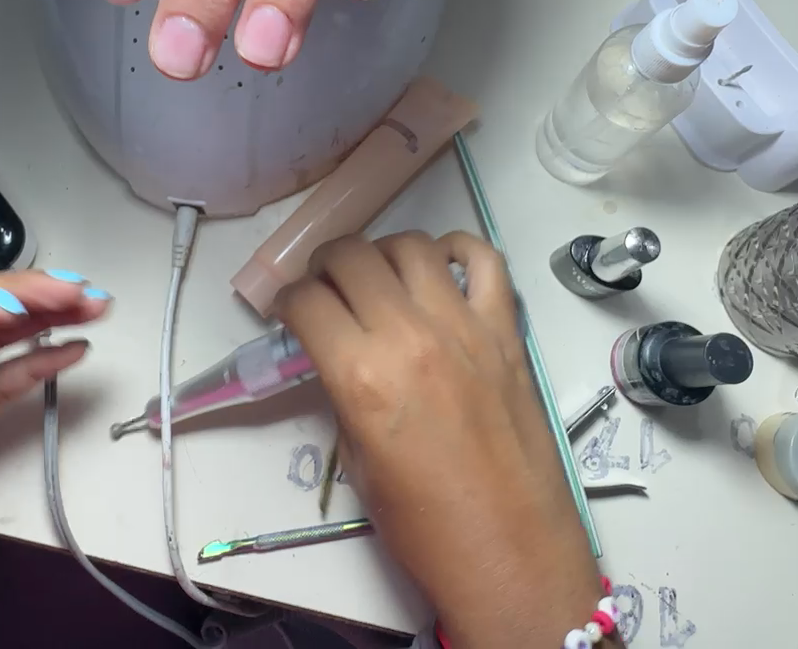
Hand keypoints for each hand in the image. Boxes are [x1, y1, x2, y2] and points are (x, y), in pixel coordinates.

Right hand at [276, 232, 599, 647]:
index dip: (286, 300)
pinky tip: (440, 268)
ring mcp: (464, 325)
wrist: (511, 552)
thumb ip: (343, 390)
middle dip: (324, 264)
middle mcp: (409, 335)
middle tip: (325, 287)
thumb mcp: (357, 460)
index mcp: (362, 376)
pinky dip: (457, 249)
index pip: (306, 301)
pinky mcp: (506, 329)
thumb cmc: (424, 526)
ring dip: (382, 253)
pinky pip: (484, 259)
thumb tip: (337, 348)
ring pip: (411, 245)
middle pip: (352, 256)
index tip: (289, 309)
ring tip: (378, 277)